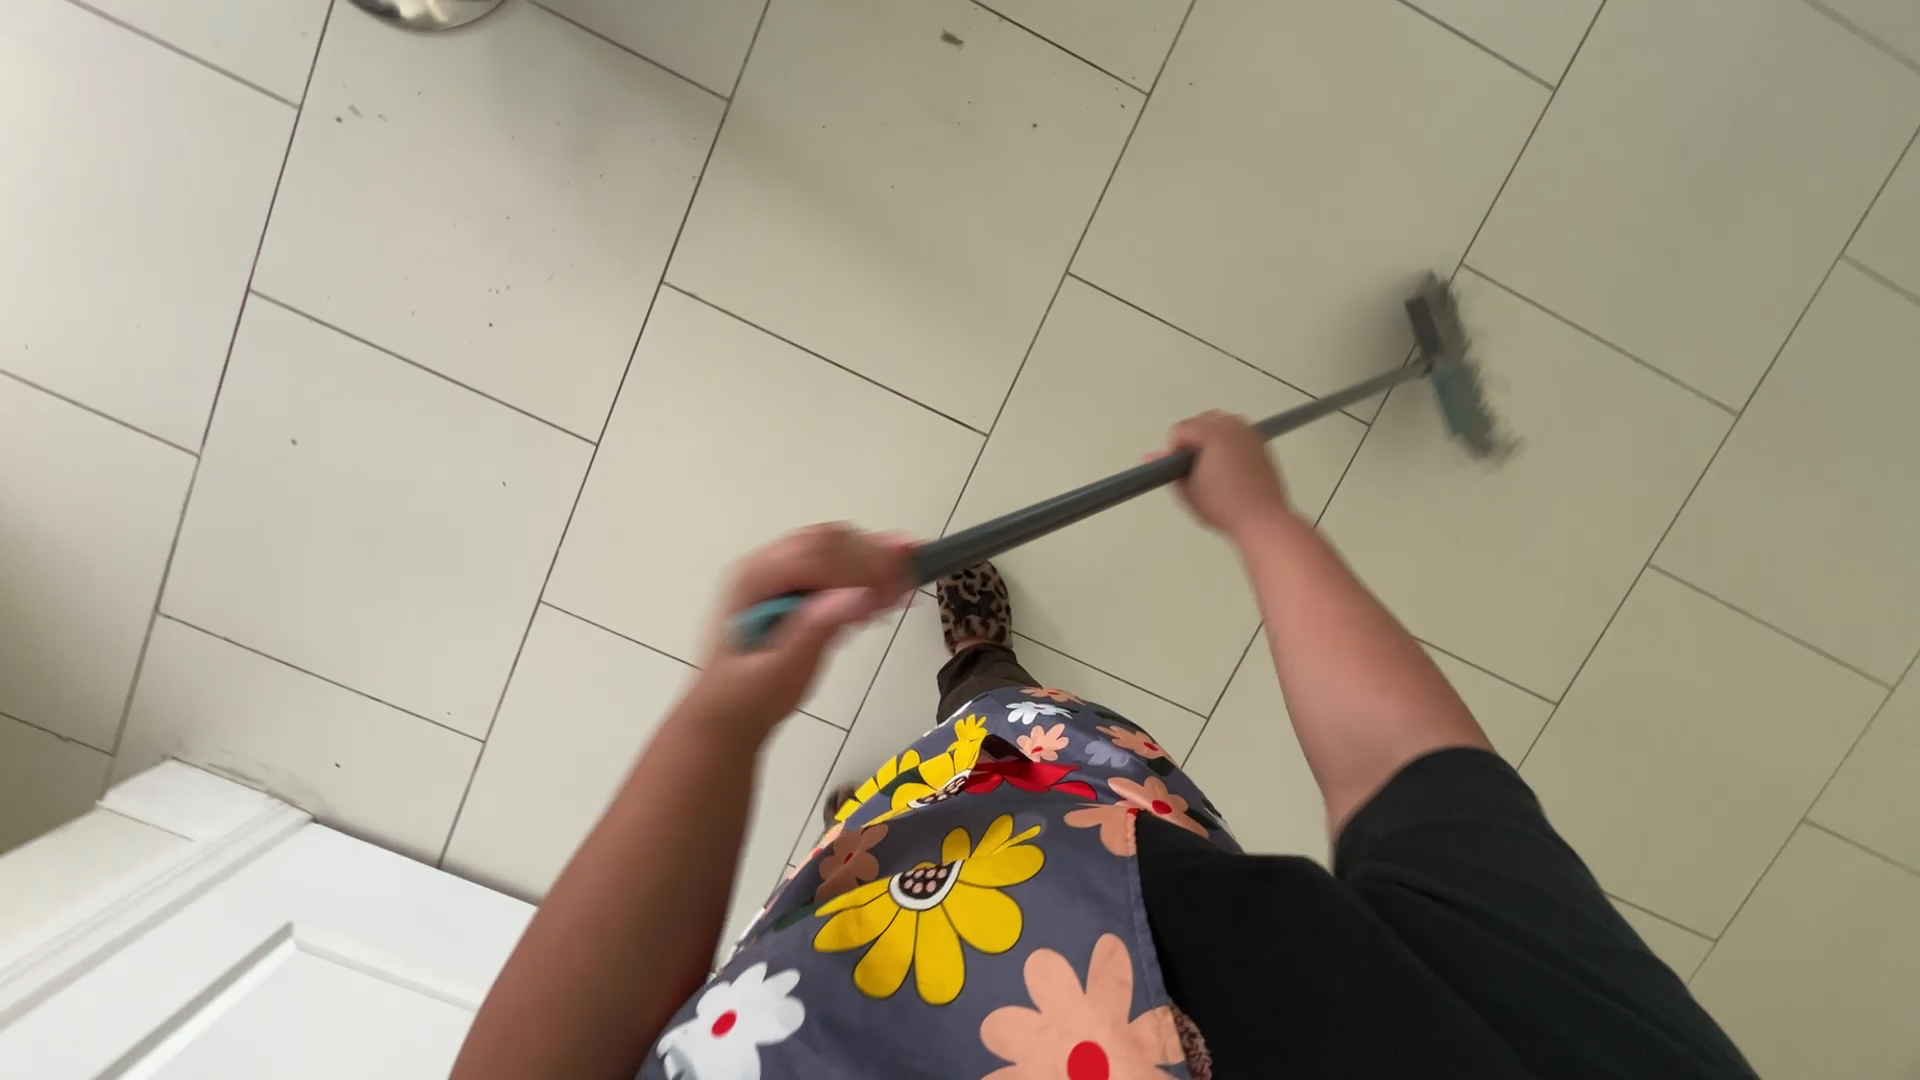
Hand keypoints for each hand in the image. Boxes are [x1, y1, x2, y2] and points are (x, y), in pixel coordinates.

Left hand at [685, 524, 912, 739]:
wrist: (726, 715)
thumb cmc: (752, 698)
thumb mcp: (785, 670)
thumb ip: (819, 628)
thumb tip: (861, 594)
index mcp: (753, 581)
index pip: (814, 557)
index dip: (860, 566)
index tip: (899, 587)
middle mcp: (762, 564)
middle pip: (826, 541)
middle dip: (872, 556)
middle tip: (912, 576)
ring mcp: (775, 570)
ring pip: (832, 545)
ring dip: (871, 558)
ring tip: (907, 575)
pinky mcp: (791, 582)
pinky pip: (832, 560)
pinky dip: (863, 568)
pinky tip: (889, 582)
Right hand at [1164, 410, 1292, 535]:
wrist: (1262, 519)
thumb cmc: (1225, 506)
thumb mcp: (1187, 489)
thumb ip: (1166, 467)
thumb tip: (1149, 456)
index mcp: (1213, 433)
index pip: (1180, 430)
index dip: (1174, 450)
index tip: (1180, 470)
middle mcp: (1233, 426)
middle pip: (1201, 420)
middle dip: (1192, 440)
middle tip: (1192, 467)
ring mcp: (1250, 433)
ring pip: (1220, 423)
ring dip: (1210, 438)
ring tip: (1209, 466)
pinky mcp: (1261, 443)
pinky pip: (1237, 432)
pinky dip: (1227, 441)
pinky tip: (1226, 466)